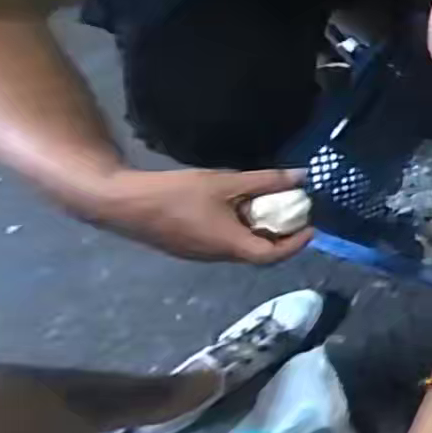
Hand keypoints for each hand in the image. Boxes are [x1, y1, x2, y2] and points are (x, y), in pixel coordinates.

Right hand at [81, 167, 312, 263]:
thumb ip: (267, 180)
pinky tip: (245, 208)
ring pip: (240, 248)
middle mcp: (214, 255)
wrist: (119, 202)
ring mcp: (198, 253)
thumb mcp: (228, 182)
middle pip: (258, 254)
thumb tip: (302, 176)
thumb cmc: (176, 194)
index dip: (295, 244)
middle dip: (283, 237)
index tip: (312, 228)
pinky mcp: (187, 245)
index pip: (270, 256)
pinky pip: (224, 243)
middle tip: (298, 216)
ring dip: (262, 233)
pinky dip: (243, 230)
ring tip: (277, 210)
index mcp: (227, 245)